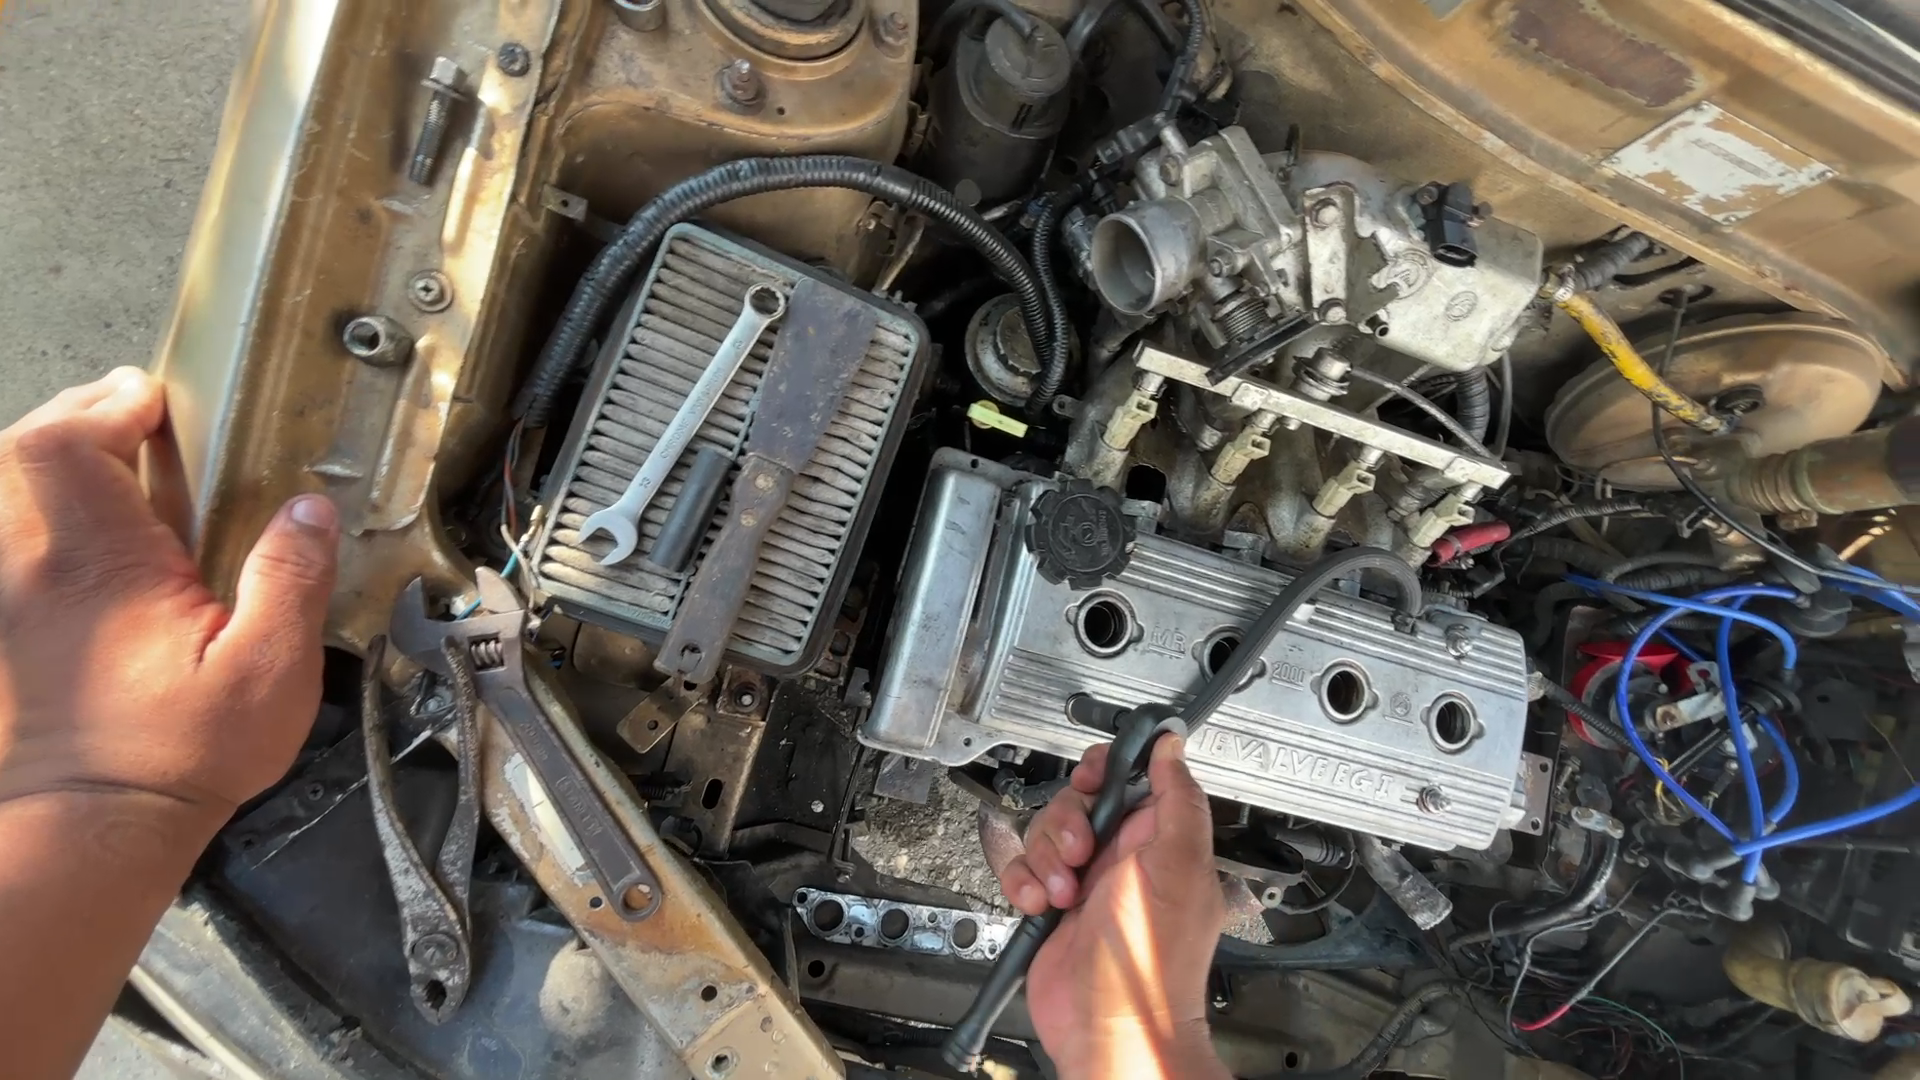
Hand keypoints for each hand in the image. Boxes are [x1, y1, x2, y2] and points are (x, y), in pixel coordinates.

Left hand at [0, 367, 340, 822]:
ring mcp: (7, 598)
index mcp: (99, 570)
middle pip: (16, 459)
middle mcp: (30, 571)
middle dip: (76, 416)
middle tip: (140, 406)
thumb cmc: (190, 744)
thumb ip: (287, 579)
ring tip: (121, 445)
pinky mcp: (8, 625)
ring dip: (57, 455)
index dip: (106, 408)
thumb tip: (309, 509)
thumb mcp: (270, 664)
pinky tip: (100, 514)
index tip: (159, 397)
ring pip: (5, 495)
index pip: (62, 453)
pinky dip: (47, 502)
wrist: (95, 818)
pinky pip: (13, 536)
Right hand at [997, 734, 1229, 1079]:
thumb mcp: (1176, 864)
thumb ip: (1176, 799)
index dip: (1102, 769)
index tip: (1091, 778)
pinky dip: (1024, 882)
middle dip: (1066, 822)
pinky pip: (1021, 870)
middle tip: (1081, 854)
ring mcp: (1081, 879)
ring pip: (1043, 833)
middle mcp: (1117, 855)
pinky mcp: (1048, 903)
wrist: (1111, 1028)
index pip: (1124, 778)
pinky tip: (1040, 905)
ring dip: (1045, 859)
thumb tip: (1172, 745)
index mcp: (1154, 839)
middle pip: (1074, 802)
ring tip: (1064, 893)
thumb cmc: (1153, 955)